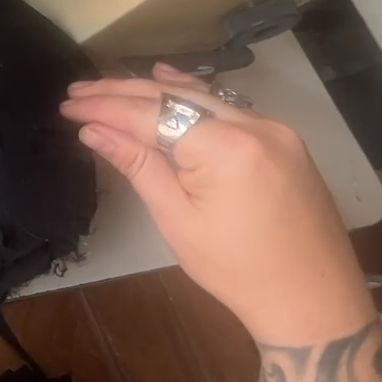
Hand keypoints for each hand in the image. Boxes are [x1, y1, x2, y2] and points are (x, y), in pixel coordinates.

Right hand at [59, 64, 373, 347]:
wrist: (314, 303)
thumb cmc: (236, 270)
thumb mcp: (176, 219)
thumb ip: (136, 164)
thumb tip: (92, 129)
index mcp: (225, 147)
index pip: (148, 114)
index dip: (103, 108)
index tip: (67, 106)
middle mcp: (253, 125)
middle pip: (172, 96)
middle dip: (120, 93)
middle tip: (76, 92)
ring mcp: (273, 129)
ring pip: (199, 96)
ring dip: (150, 91)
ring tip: (105, 88)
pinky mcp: (281, 139)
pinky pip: (226, 106)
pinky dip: (191, 95)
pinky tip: (164, 78)